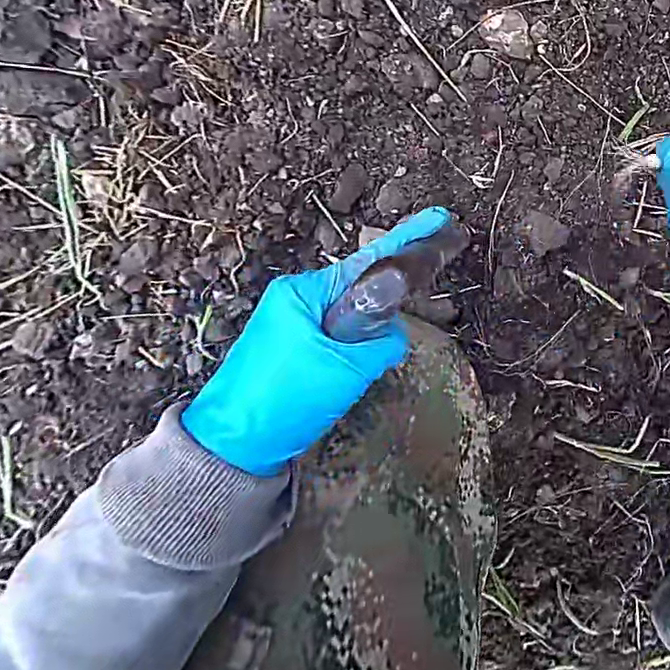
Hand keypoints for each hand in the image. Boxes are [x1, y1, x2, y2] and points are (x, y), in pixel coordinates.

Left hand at [182, 206, 452, 475]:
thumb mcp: (348, 369)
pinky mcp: (291, 342)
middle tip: (423, 289)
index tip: (439, 219)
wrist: (230, 450)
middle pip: (360, 282)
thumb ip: (384, 342)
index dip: (407, 239)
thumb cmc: (283, 401)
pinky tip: (360, 361)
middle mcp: (296, 297)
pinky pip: (335, 329)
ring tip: (372, 356)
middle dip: (390, 291)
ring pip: (349, 309)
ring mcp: (291, 319)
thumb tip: (395, 334)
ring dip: (368, 326)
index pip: (367, 258)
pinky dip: (353, 341)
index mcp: (304, 292)